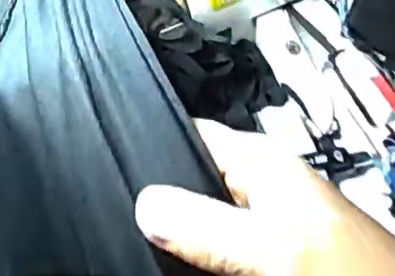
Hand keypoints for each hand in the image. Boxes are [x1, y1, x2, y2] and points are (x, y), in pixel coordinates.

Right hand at [136, 120, 394, 275]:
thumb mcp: (277, 250)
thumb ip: (208, 225)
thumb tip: (142, 204)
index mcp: (260, 163)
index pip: (187, 133)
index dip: (149, 145)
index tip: (111, 165)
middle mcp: (264, 190)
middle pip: (192, 182)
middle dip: (161, 201)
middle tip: (124, 221)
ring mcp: (275, 232)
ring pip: (208, 225)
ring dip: (182, 239)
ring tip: (145, 248)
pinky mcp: (283, 264)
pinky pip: (228, 256)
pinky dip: (206, 263)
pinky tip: (188, 271)